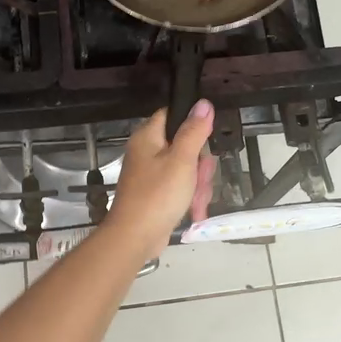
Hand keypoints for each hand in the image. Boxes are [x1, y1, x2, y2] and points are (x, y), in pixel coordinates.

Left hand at [104, 101, 215, 258]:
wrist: (135, 238)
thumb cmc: (158, 195)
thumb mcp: (182, 160)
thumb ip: (194, 131)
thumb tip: (203, 104)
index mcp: (148, 137)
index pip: (173, 115)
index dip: (193, 125)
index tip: (205, 141)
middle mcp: (147, 152)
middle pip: (184, 145)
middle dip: (200, 166)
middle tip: (200, 178)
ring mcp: (151, 175)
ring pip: (186, 170)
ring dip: (198, 186)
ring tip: (196, 201)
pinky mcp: (156, 194)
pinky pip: (180, 188)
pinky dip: (189, 199)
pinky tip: (195, 212)